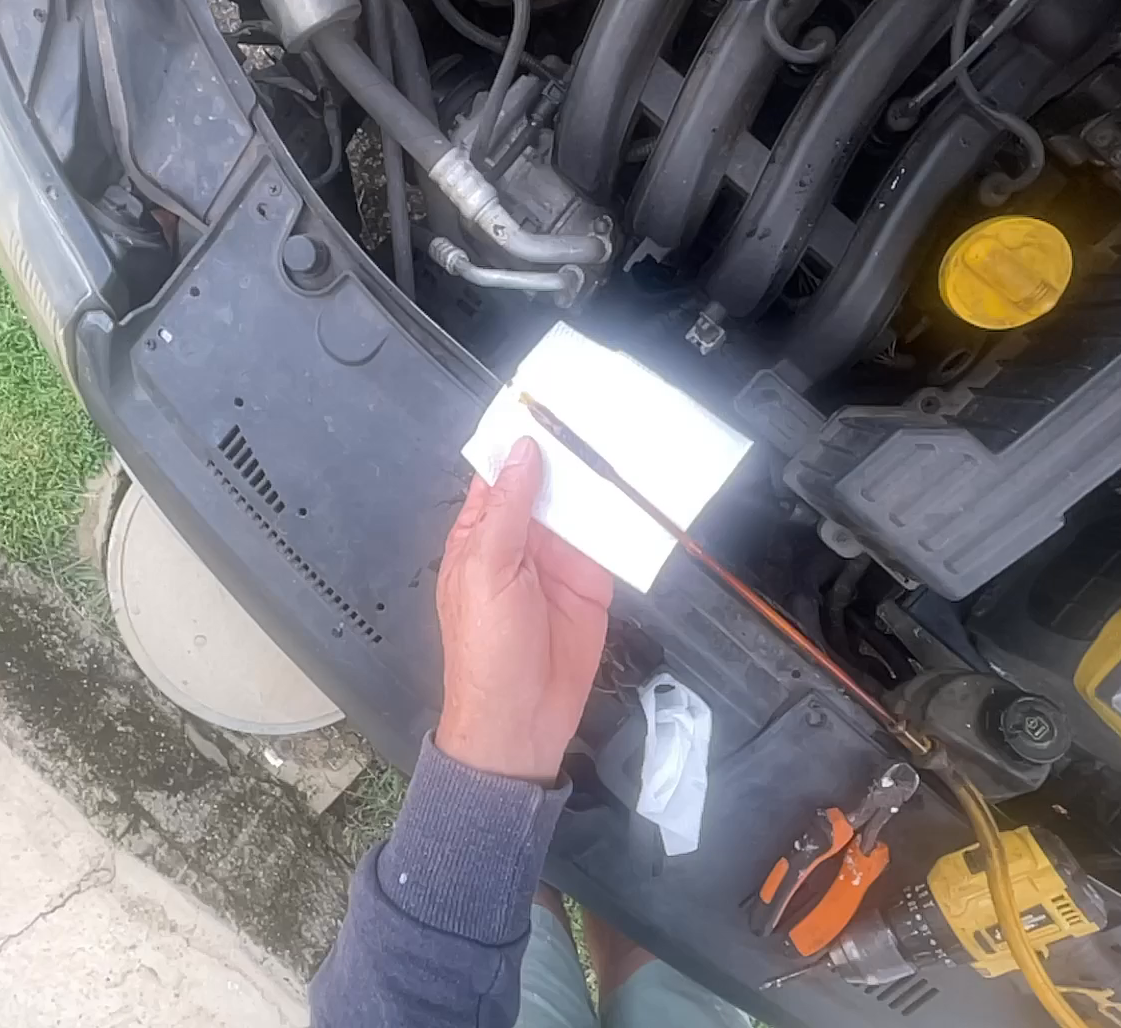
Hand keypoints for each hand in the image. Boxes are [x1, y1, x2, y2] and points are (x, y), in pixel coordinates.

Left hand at [436, 436, 614, 783]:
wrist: (521, 718)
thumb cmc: (485, 651)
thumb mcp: (486, 571)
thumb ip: (507, 511)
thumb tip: (522, 453)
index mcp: (482, 533)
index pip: (499, 473)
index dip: (519, 440)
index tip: (543, 402)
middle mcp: (521, 540)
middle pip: (547, 483)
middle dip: (568, 454)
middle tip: (597, 411)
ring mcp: (558, 559)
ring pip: (581, 507)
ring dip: (598, 481)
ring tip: (623, 438)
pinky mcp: (591, 581)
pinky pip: (608, 540)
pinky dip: (622, 519)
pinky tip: (638, 492)